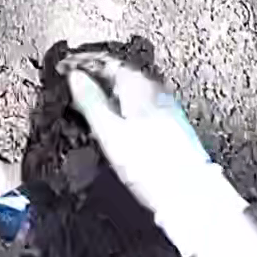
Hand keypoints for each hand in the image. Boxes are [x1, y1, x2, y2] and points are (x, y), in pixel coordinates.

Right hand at [61, 52, 246, 256]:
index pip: (107, 61)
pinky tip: (114, 122)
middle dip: (95, 76)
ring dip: (108, 92)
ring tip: (89, 102)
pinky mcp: (170, 125)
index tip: (65, 67)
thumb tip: (75, 77)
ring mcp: (164, 106)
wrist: (191, 195)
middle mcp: (155, 90)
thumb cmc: (152, 166)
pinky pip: (138, 104)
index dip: (83, 62)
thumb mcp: (110, 133)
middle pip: (119, 73)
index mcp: (139, 85)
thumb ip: (90, 101)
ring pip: (129, 90)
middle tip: (73, 83)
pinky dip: (121, 106)